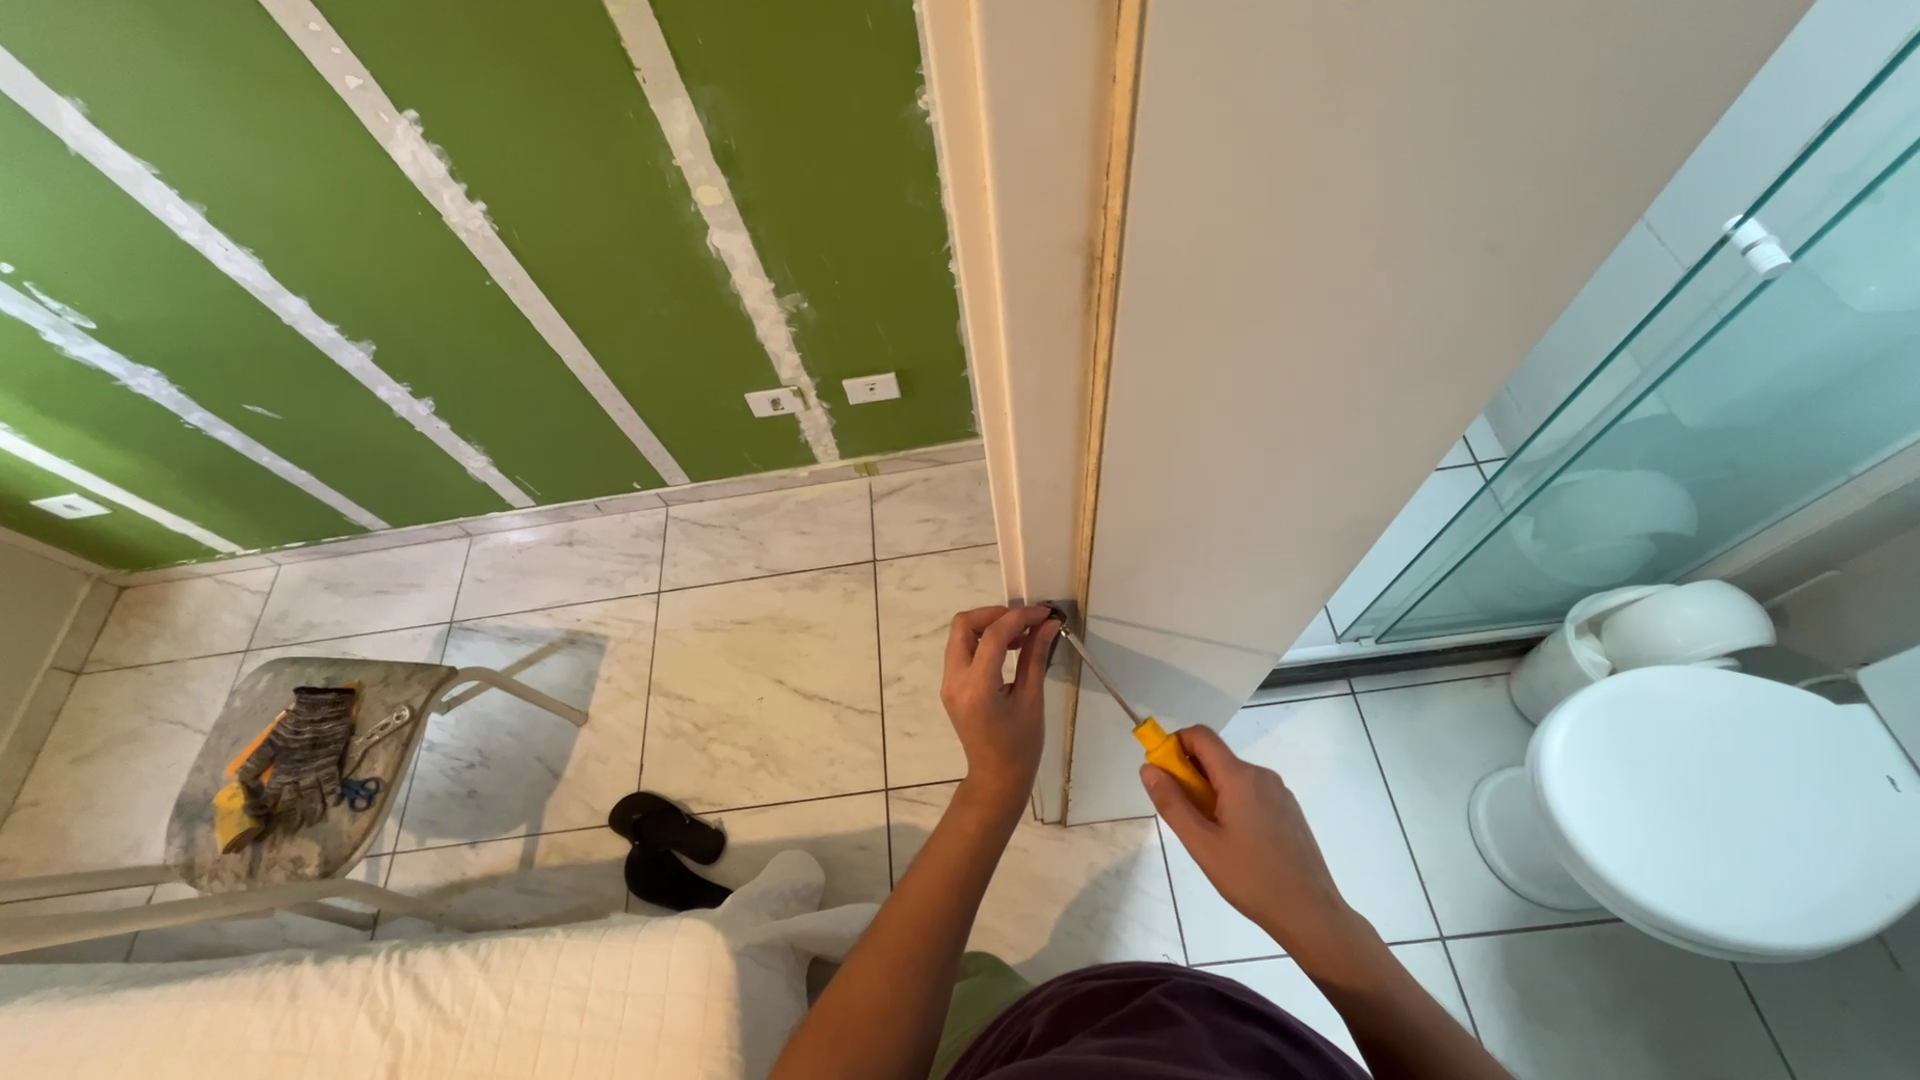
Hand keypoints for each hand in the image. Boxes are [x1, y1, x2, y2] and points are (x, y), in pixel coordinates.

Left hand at [941, 606, 1059, 809]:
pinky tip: (1007, 649)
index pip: (992, 635)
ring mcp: (948, 683)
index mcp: (977, 688)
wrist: (997, 777)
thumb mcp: (1032, 699)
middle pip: (963, 625)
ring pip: (960, 635)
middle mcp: (955, 681)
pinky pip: (961, 651)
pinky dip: (982, 641)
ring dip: (988, 626)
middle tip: (1024, 621)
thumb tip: (1047, 625)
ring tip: (1020, 636)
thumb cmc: (1021, 746)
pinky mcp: (950, 686)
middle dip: (995, 614)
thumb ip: (1035, 656)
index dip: (1019, 617)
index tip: (1043, 614)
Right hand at [1143, 725, 1376, 970]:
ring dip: (1211, 794)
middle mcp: (1262, 775)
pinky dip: (1232, 804)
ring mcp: (1279, 793)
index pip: (1200, 736)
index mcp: (1240, 777)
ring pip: (1233, 778)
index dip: (1174, 745)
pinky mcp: (1289, 810)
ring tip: (1212, 838)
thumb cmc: (1251, 878)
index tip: (1163, 776)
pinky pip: (1251, 793)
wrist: (1311, 913)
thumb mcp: (1201, 843)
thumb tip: (1149, 768)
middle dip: (1191, 777)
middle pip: (1215, 758)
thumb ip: (1172, 802)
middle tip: (1186, 817)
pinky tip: (1237, 844)